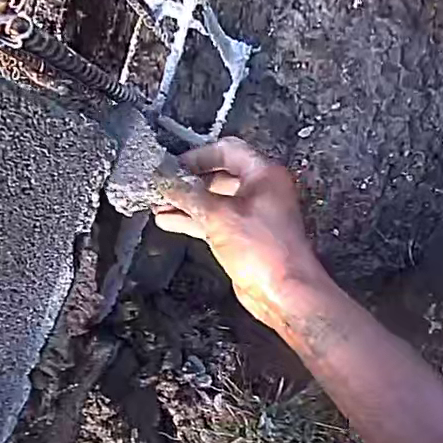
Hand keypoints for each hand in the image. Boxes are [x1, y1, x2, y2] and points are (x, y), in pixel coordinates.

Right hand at [152, 138, 327, 326]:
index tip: (174, 165)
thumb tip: (167, 181)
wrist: (282, 291)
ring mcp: (253, 216)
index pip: (226, 150)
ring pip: (213, 201)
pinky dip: (192, 220)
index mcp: (264, 175)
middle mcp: (261, 192)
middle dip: (188, 182)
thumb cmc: (268, 251)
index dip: (197, 156)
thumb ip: (188, 195)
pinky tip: (171, 220)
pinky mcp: (244, 238)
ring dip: (186, 202)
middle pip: (218, 176)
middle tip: (164, 184)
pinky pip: (214, 222)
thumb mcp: (218, 215)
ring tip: (160, 203)